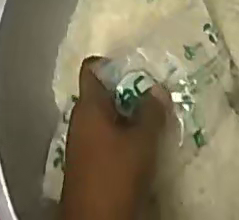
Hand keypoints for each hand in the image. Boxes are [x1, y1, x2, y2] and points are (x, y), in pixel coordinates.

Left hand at [60, 56, 167, 219]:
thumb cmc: (115, 175)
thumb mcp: (141, 142)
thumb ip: (151, 112)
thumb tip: (158, 88)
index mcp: (88, 105)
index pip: (92, 68)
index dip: (112, 63)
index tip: (137, 68)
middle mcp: (80, 118)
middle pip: (102, 93)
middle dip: (127, 93)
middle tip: (153, 96)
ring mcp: (81, 142)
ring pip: (104, 117)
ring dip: (126, 117)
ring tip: (152, 121)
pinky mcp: (86, 163)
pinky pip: (104, 138)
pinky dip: (120, 137)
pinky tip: (140, 147)